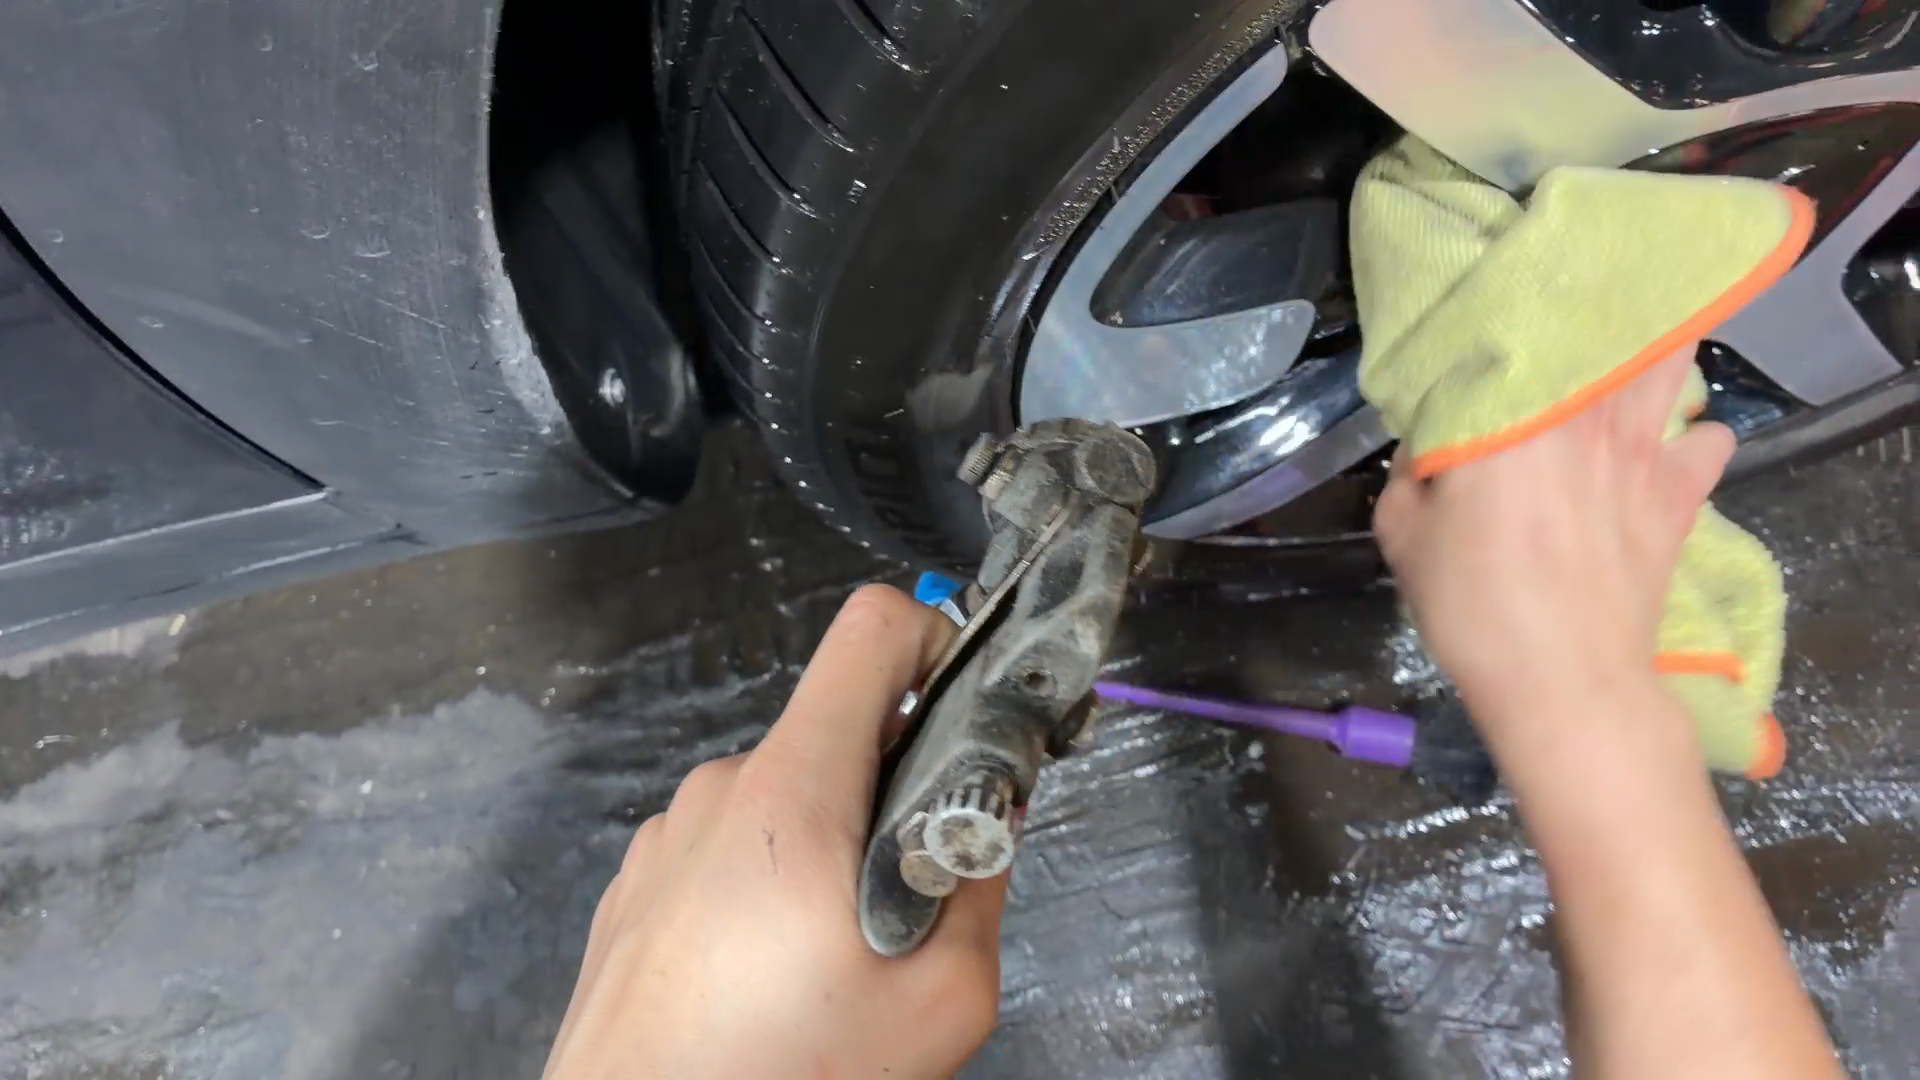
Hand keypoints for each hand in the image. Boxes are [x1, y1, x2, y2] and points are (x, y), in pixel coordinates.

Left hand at [543, 585, 1009, 1079]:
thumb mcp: (940, 1002)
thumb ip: (982, 888)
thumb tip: (982, 819)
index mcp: (794, 791)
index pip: (871, 631)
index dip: (932, 641)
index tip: (961, 708)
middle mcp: (724, 786)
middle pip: (840, 722)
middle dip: (896, 781)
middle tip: (906, 879)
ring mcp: (672, 826)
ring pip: (792, 785)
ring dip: (833, 835)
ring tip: (827, 942)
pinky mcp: (643, 871)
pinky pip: (735, 834)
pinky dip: (773, 868)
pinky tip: (763, 961)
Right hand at [1371, 351, 1735, 742]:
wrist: (1560, 674)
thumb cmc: (1466, 600)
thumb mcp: (1398, 532)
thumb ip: (1409, 471)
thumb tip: (1431, 443)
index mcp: (1499, 422)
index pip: (1488, 351)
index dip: (1471, 348)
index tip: (1452, 362)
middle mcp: (1579, 416)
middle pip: (1591, 336)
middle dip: (1568, 333)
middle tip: (1539, 351)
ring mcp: (1643, 448)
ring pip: (1666, 364)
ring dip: (1640, 360)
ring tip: (1607, 376)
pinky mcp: (1683, 489)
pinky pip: (1709, 435)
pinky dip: (1686, 434)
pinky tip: (1653, 451)